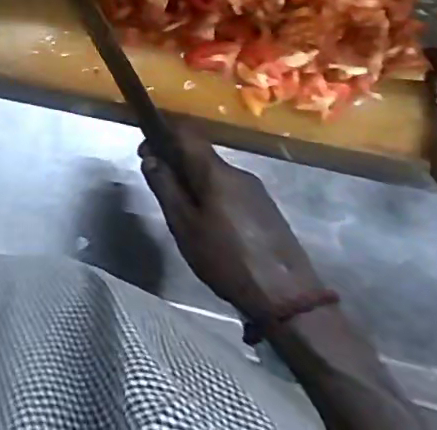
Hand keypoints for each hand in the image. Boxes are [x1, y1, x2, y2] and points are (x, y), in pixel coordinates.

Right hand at [139, 123, 324, 319]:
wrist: (291, 302)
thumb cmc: (228, 260)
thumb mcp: (185, 226)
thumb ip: (165, 187)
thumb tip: (151, 158)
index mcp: (216, 172)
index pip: (186, 133)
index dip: (161, 134)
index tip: (145, 153)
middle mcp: (239, 174)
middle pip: (200, 155)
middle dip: (176, 163)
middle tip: (160, 188)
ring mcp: (257, 192)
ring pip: (215, 175)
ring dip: (194, 181)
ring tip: (183, 211)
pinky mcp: (267, 211)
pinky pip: (230, 190)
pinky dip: (212, 195)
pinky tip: (209, 223)